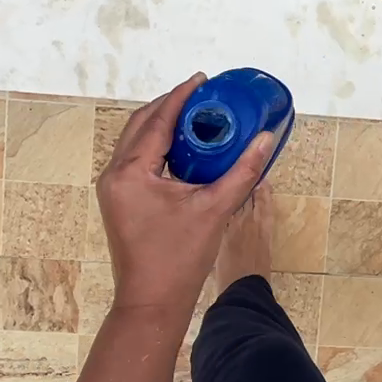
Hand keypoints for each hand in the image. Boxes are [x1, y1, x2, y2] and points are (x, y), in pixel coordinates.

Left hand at [95, 74, 276, 315]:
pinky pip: (137, 157)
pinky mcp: (120, 199)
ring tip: (195, 113)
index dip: (180, 96)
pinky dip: (158, 143)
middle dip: (170, 105)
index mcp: (132, 172)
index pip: (156, 121)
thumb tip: (266, 138)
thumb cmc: (180, 257)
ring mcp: (114, 188)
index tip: (202, 80)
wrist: (152, 302)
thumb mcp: (215, 208)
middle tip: (202, 94)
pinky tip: (183, 144)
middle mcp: (116, 174)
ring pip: (136, 140)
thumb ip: (243, 171)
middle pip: (141, 124)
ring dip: (162, 123)